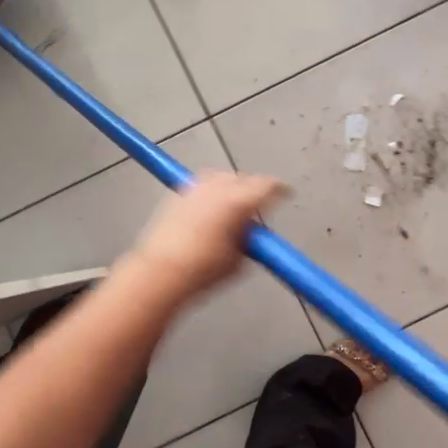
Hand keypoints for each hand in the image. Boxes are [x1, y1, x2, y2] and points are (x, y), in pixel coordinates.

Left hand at [125, 172, 284, 297]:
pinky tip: (210, 205)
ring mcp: (195, 188)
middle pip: (244, 178)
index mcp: (238, 202)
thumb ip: (248, 238)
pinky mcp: (177, 194)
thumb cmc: (203, 271)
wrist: (161, 271)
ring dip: (232, 185)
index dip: (280, 190)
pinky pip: (201, 184)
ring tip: (235, 200)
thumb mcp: (238, 259)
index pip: (267, 187)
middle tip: (260, 203)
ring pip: (221, 177)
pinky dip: (211, 190)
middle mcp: (218, 188)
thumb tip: (249, 229)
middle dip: (255, 188)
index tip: (286, 194)